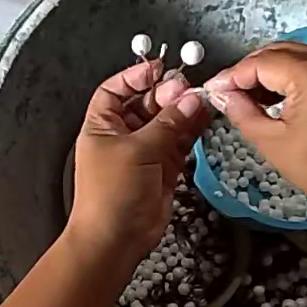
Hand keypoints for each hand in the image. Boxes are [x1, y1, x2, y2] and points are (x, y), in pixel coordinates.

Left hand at [68, 59, 209, 260]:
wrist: (116, 238)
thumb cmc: (111, 196)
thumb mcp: (138, 150)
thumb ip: (167, 123)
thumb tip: (189, 100)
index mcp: (102, 126)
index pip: (115, 90)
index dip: (134, 77)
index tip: (158, 69)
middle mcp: (121, 137)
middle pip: (145, 103)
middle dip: (166, 95)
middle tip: (186, 90)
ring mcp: (143, 152)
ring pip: (166, 122)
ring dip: (183, 112)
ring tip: (201, 101)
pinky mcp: (162, 168)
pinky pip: (178, 142)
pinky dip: (191, 131)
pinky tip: (204, 118)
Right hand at [202, 43, 306, 223]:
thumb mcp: (273, 143)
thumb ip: (242, 112)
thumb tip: (221, 96)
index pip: (261, 62)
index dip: (232, 75)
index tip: (213, 90)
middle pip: (278, 51)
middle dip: (248, 71)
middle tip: (226, 94)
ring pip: (294, 55)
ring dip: (267, 72)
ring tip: (245, 98)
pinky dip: (288, 75)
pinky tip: (272, 96)